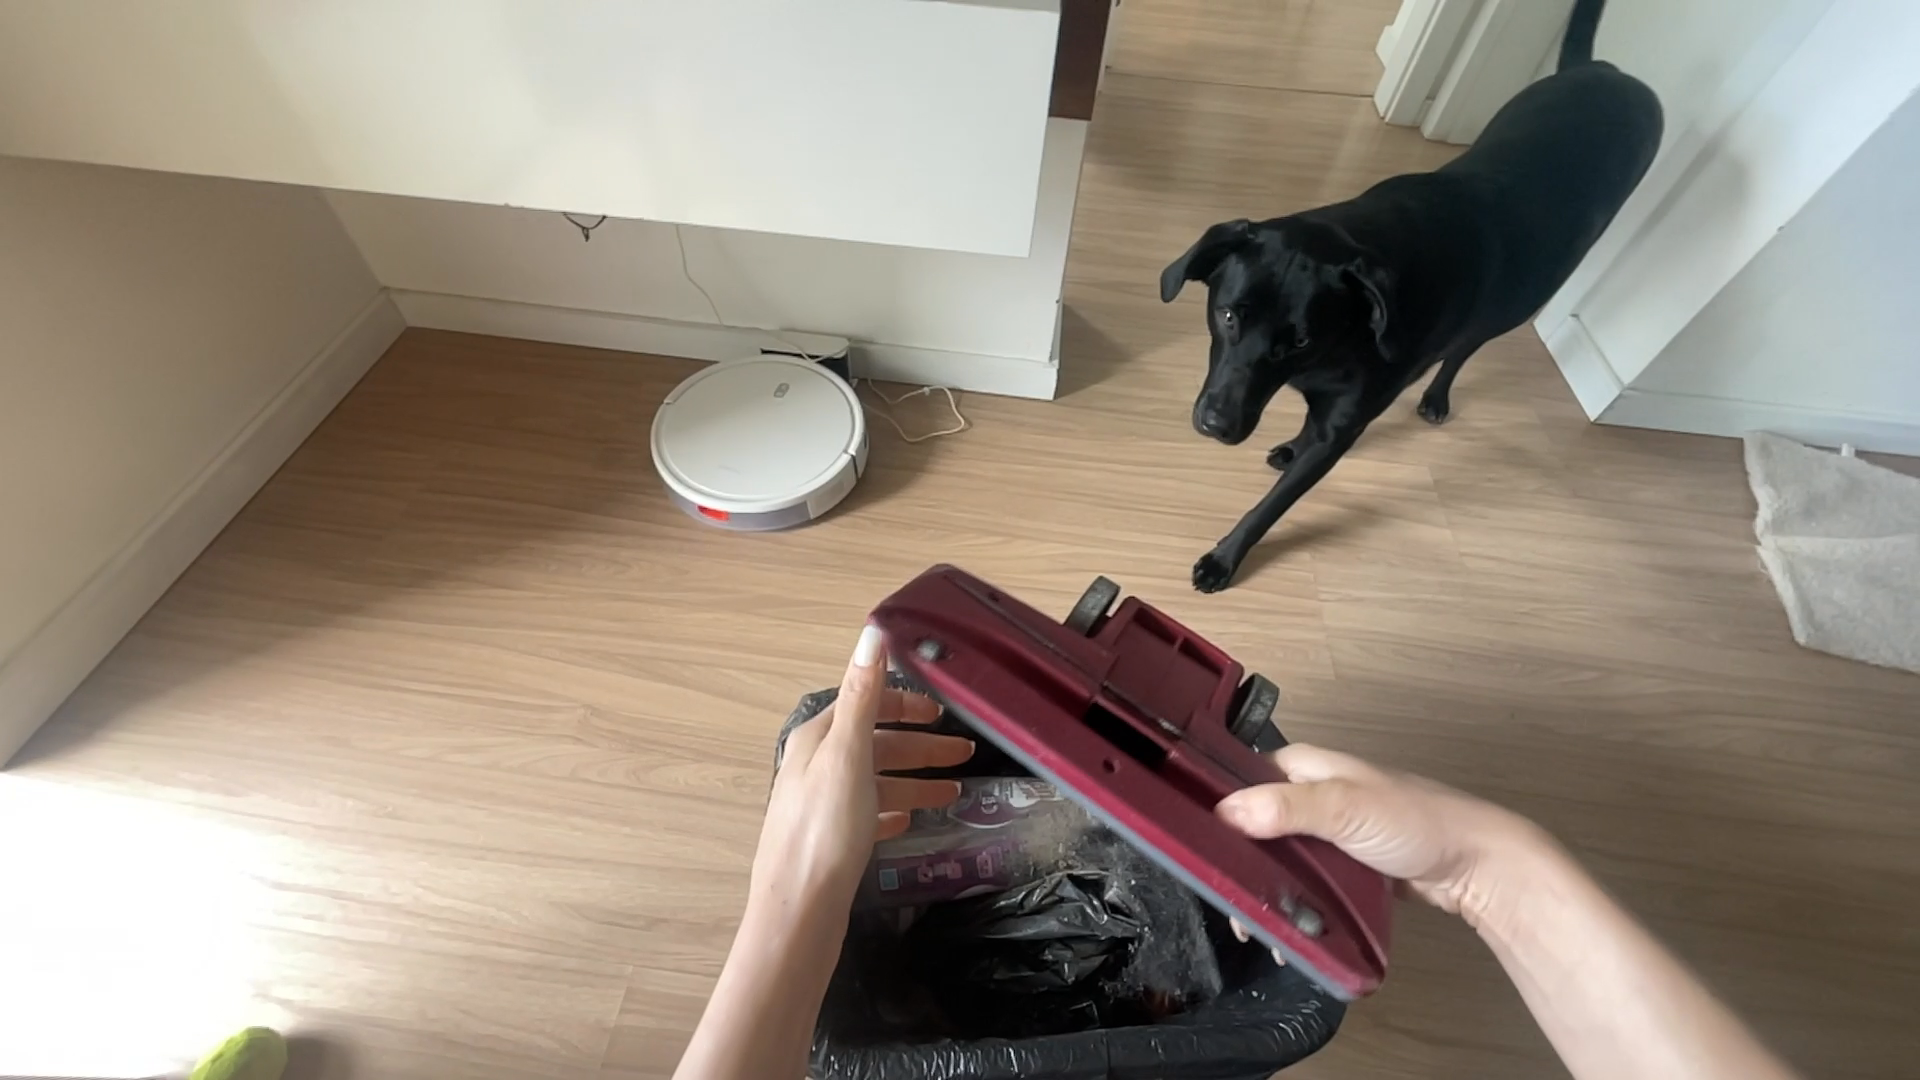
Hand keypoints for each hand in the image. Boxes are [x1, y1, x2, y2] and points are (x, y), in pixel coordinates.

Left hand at [749, 625, 974, 921]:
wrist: (798, 916)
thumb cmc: (826, 830)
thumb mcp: (849, 753)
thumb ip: (864, 694)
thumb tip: (873, 630)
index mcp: (817, 739)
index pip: (864, 704)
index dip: (903, 703)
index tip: (941, 712)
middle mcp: (815, 766)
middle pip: (875, 743)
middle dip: (919, 745)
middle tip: (963, 755)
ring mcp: (821, 805)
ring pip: (876, 780)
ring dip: (914, 780)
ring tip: (953, 792)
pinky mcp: (830, 842)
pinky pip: (869, 814)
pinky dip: (893, 809)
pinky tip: (912, 819)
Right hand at [1215, 743, 1544, 926]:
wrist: (1480, 867)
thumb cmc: (1410, 820)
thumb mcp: (1343, 806)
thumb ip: (1285, 807)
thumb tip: (1223, 813)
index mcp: (1298, 764)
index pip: (1237, 779)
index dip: (1215, 810)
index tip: (1197, 849)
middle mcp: (1303, 792)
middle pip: (1252, 822)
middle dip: (1237, 861)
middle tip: (1226, 901)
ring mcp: (1322, 829)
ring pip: (1274, 854)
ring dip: (1262, 886)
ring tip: (1252, 925)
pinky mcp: (1338, 862)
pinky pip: (1300, 877)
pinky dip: (1289, 897)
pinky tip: (1281, 925)